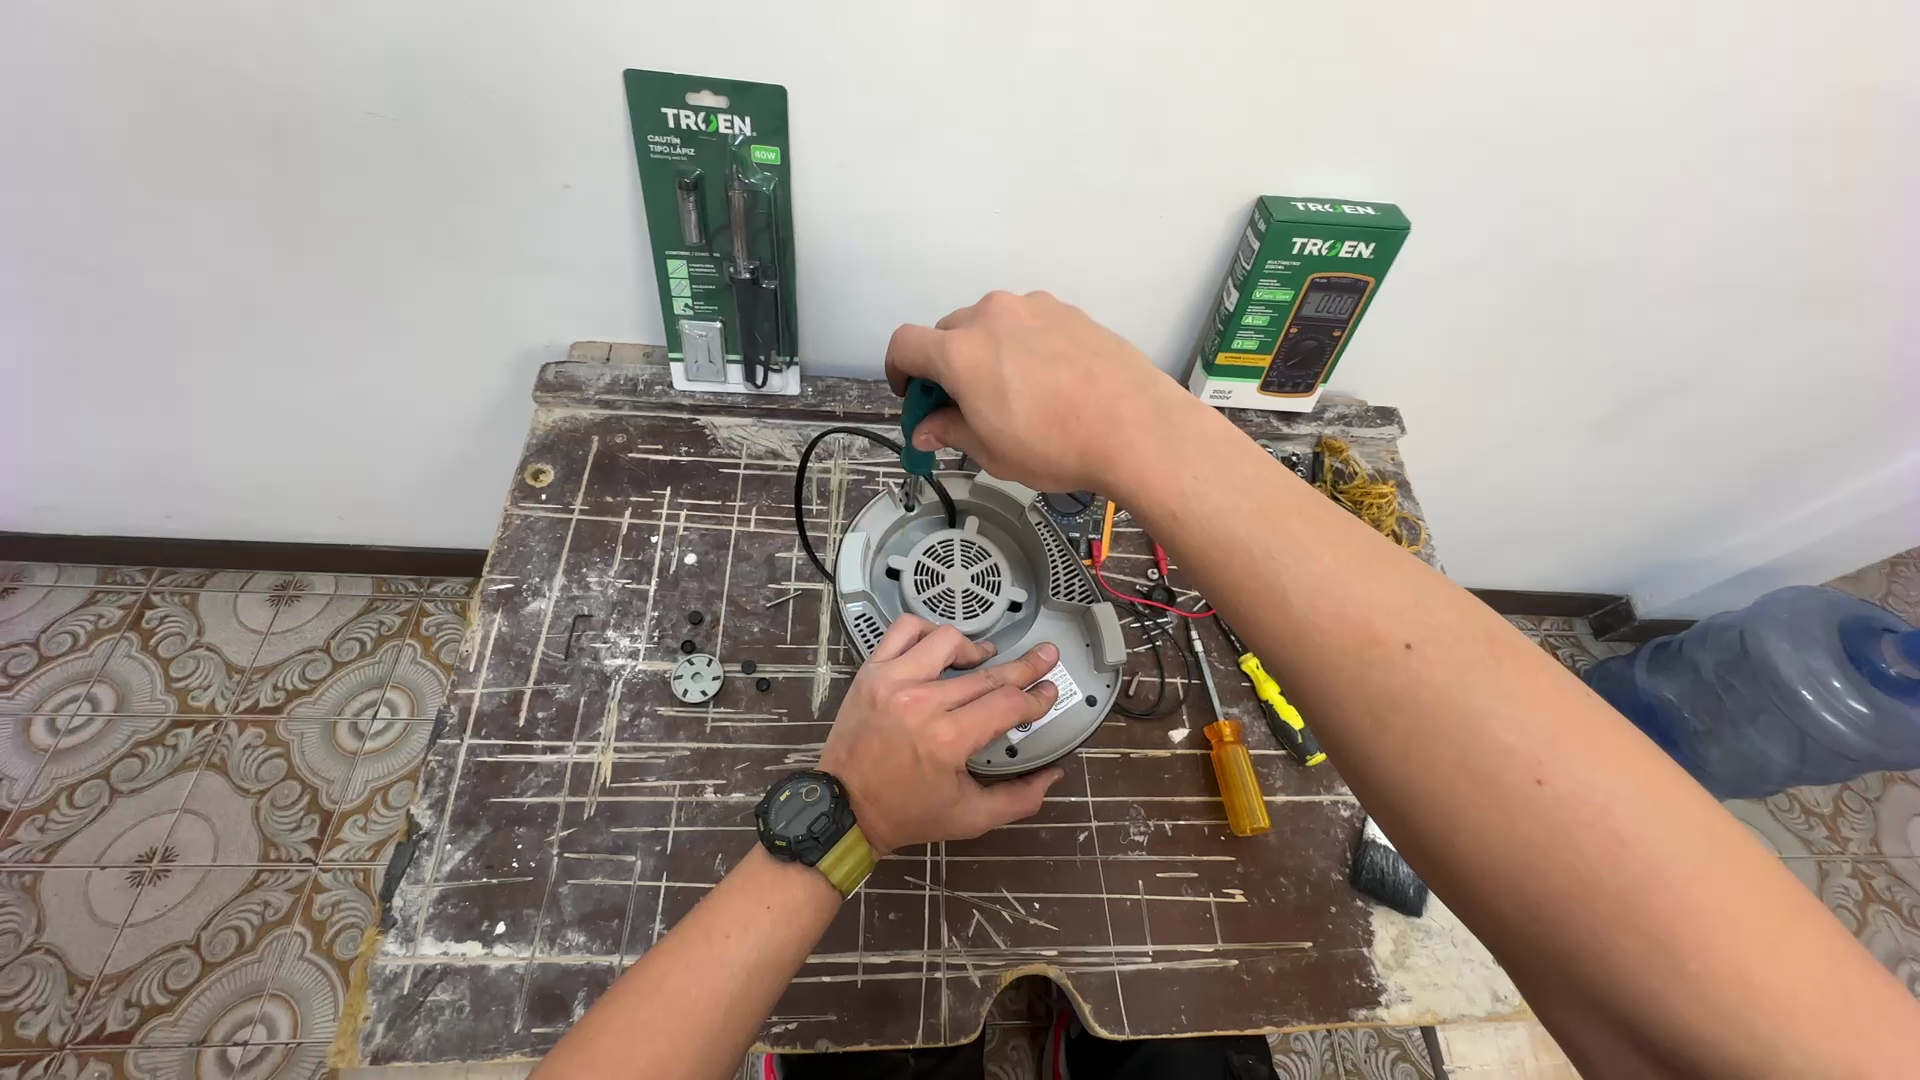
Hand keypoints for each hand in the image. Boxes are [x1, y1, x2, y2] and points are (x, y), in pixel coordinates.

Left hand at [817, 615, 1068, 856]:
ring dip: (973, 648)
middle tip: (1045, 656)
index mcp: (949, 739)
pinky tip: (938, 646)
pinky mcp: (872, 672)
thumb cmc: (907, 813)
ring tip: (983, 659)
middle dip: (1024, 666)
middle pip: (987, 673)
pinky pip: (904, 631)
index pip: (1008, 703)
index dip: (1036, 697)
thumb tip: (1053, 774)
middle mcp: (922, 702)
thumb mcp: (970, 818)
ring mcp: (893, 681)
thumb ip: (1019, 798)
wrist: (844, 808)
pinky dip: (926, 631)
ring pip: (947, 640)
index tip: (1048, 691)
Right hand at [884, 290, 1205, 495]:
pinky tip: (1048, 382)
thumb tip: (927, 429)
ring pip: (990, 325)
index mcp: (961, 352)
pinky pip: (1029, 324)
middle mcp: (992, 317)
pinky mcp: (1069, 312)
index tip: (911, 395)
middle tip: (963, 405)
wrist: (1135, 427)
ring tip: (1012, 394)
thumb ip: (950, 431)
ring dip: (985, 353)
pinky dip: (1022, 346)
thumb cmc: (1057, 445)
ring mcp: (1034, 309)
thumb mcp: (991, 451)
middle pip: (947, 332)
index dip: (898, 371)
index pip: (904, 344)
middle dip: (944, 366)